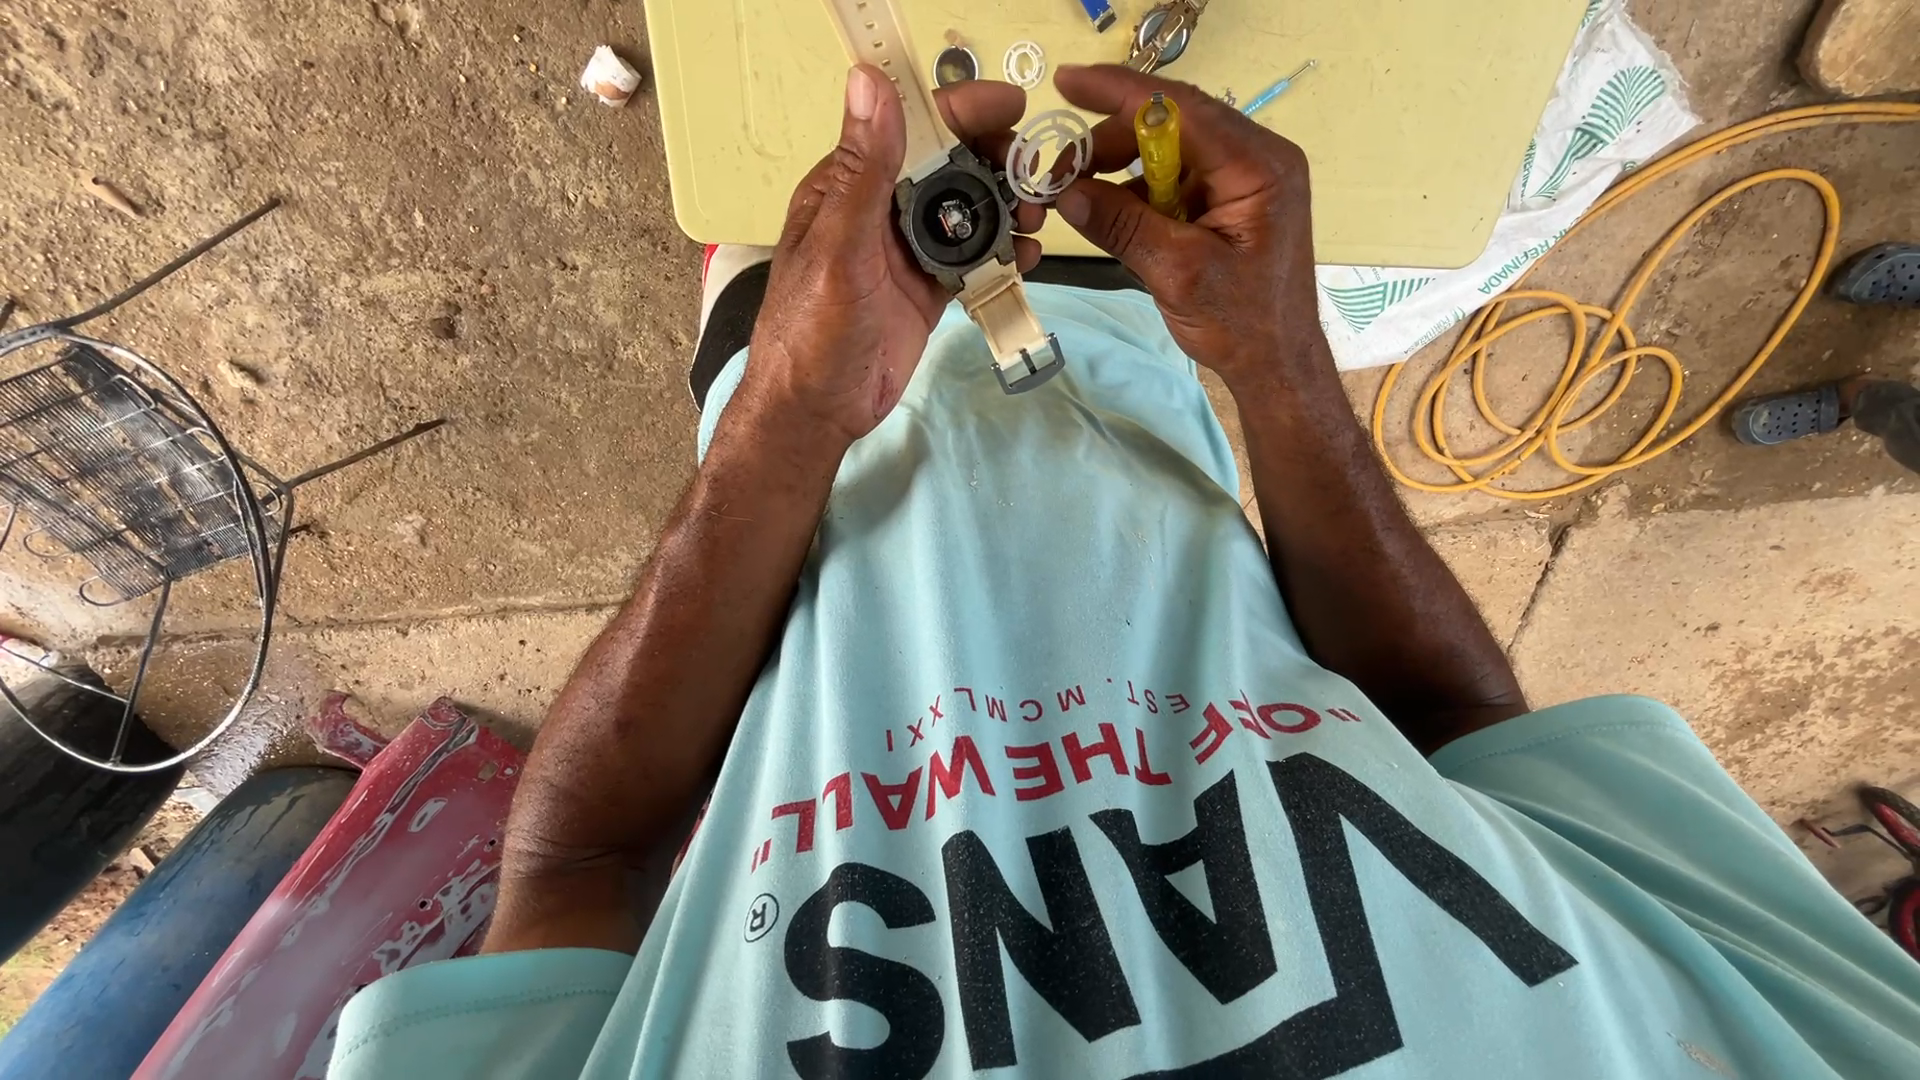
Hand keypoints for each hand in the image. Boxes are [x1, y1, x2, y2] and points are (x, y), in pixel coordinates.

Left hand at [740, 65, 1045, 444]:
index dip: (960, 111)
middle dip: (995, 161)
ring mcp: (908, 252)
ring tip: (1038, 217)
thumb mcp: (838, 248)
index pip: (910, 129)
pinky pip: (972, 259)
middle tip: (1036, 174)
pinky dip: (1003, 253)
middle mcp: (881, 211)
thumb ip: (862, 172)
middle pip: (947, 166)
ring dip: (1006, 208)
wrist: (819, 408)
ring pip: (966, 212)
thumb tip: (871, 80)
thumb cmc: (815, 331)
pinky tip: (1028, 256)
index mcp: (850, 187)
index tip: (1011, 108)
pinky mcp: (929, 289)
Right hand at [1052, 64, 1328, 394]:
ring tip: (1080, 197)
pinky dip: (1138, 196)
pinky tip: (1112, 216)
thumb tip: (1067, 193)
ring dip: (1121, 171)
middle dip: (1112, 141)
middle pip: (1171, 126)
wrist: (1275, 363)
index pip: (1180, 108)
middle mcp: (1253, 160)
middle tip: (1063, 171)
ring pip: (1168, 155)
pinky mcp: (1226, 206)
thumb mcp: (1177, 272)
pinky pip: (1174, 184)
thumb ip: (1123, 225)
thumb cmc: (1241, 323)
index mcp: (1256, 165)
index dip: (1118, 92)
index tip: (1066, 82)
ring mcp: (1240, 182)